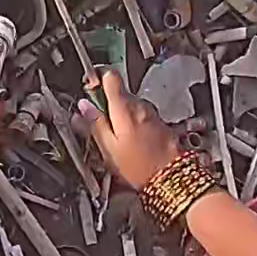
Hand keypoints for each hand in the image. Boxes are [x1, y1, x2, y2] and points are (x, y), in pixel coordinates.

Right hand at [74, 69, 182, 189]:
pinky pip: (142, 116)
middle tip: (99, 124)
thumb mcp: (108, 149)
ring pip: (131, 106)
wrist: (173, 178)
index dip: (98, 78)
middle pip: (120, 92)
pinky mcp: (161, 123)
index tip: (90, 88)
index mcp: (124, 108)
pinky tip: (131, 143)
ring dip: (121, 116)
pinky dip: (133, 124)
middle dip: (107, 104)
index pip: (111, 76)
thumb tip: (83, 107)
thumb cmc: (140, 167)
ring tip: (116, 139)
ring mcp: (152, 114)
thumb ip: (95, 124)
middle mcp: (140, 106)